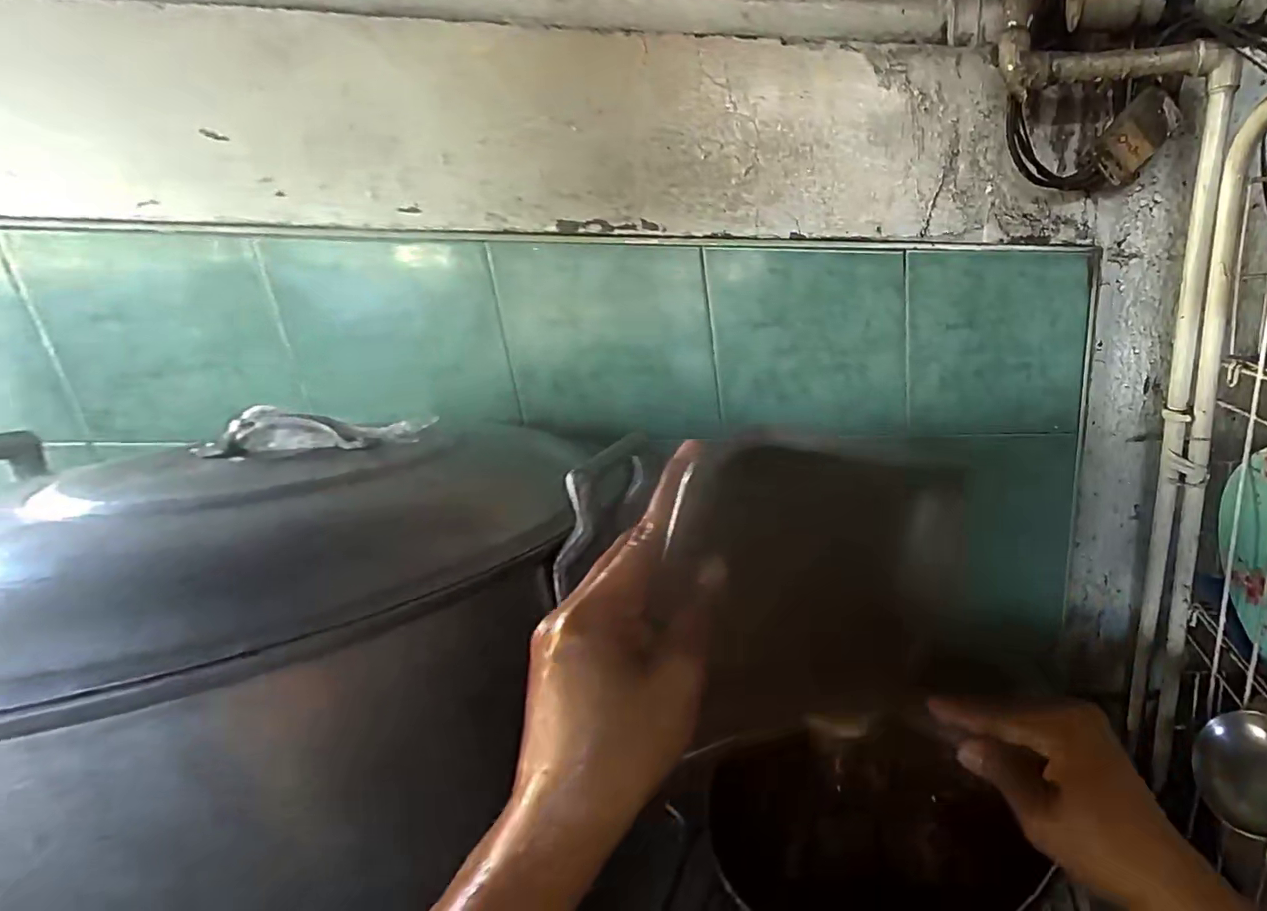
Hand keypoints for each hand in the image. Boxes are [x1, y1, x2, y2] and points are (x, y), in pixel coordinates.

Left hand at [435, 441, 720, 910]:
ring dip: (649, 564)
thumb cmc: (627, 744)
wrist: (561, 815)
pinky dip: (635, 593)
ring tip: (688, 555)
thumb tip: (711, 569)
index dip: (670, 493)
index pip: (642, 538)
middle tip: (700, 506)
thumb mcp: (676, 679)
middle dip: (661, 530)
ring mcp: (555, 635)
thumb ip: (694, 616)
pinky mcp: (555, 657)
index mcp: (596, 611)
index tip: (689, 451)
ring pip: (612, 581)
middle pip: (623, 554)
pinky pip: (602, 605)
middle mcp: (566, 612)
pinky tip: (659, 605)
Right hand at [928, 697, 1241, 910]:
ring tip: (962, 722)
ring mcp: (1088, 723)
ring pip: (1032, 715)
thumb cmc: (1096, 843)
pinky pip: (1047, 725)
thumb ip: (1002, 772)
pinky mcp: (1094, 739)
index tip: (931, 701)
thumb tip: (965, 744)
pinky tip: (1003, 737)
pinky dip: (1021, 731)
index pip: (1002, 714)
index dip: (964, 711)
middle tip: (941, 711)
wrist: (1159, 869)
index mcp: (1062, 725)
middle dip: (980, 712)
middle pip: (1017, 708)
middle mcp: (1075, 712)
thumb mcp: (1040, 815)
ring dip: (1000, 721)